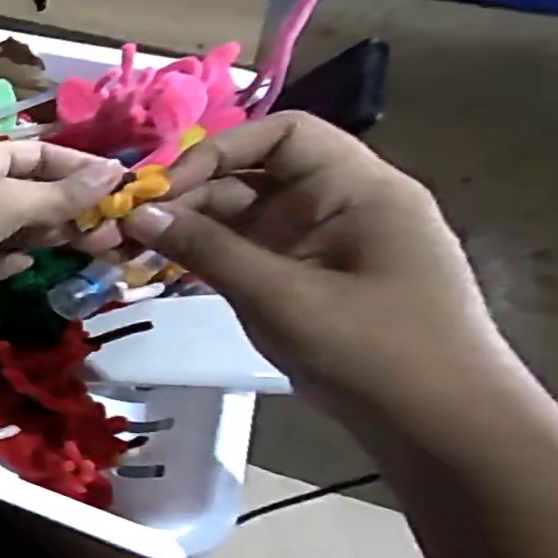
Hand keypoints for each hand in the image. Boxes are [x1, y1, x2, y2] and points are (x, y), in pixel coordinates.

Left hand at [0, 141, 125, 321]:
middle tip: (109, 233)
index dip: (78, 169)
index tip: (118, 188)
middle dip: (66, 212)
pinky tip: (21, 267)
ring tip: (83, 250)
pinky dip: (0, 264)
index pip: (39, 155)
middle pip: (27, 196)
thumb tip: (115, 172)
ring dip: (40, 240)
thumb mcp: (9, 202)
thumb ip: (60, 194)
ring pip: (7, 231)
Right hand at [121, 112, 512, 413]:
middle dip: (185, 197)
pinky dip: (198, 255)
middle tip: (124, 229)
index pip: (283, 134)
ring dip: (182, 229)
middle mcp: (333, 204)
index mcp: (356, 189)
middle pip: (248, 177)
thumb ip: (205, 249)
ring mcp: (313, 241)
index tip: (164, 191)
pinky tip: (156, 269)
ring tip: (127, 252)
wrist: (433, 422)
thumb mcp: (279, 295)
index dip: (219, 150)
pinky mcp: (296, 275)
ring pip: (235, 216)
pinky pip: (238, 250)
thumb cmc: (371, 349)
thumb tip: (138, 213)